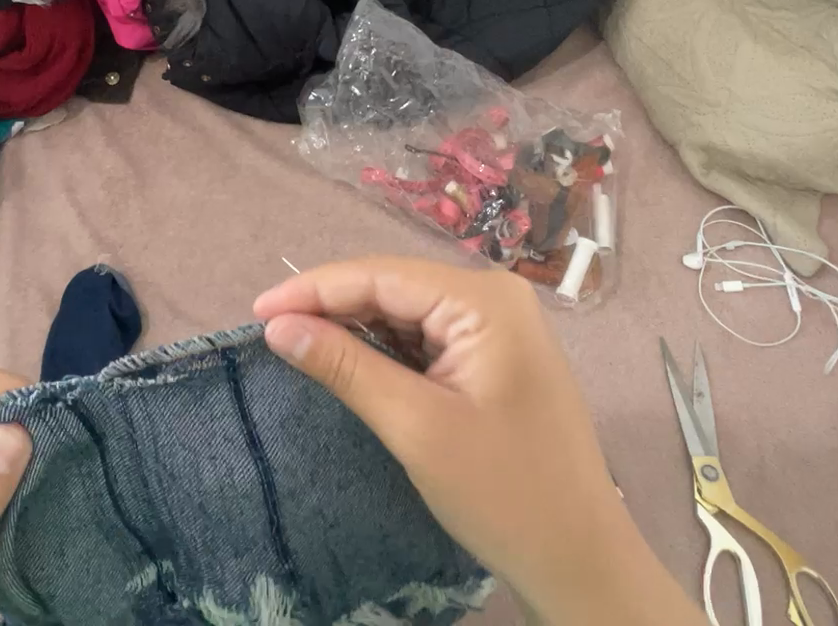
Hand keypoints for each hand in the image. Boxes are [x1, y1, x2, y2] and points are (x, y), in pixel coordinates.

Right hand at [254, 257, 702, 625]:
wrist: (581, 561)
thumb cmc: (504, 492)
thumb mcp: (415, 426)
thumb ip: (345, 366)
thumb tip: (277, 325)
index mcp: (484, 300)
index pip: (380, 276)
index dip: (313, 288)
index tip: (257, 311)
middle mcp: (492, 296)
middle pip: (391, 285)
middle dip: (331, 306)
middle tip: (271, 329)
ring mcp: (496, 323)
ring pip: (404, 309)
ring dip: (354, 325)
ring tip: (299, 341)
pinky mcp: (491, 352)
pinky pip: (423, 333)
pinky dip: (382, 346)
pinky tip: (350, 357)